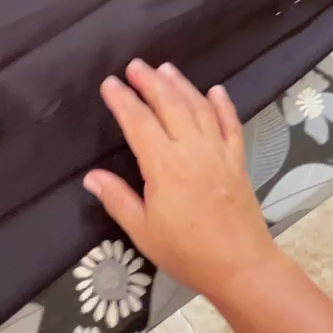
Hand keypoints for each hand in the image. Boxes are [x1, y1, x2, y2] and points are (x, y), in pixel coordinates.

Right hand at [84, 59, 283, 301]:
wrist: (241, 267)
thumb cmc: (187, 252)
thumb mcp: (143, 232)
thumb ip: (117, 200)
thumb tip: (91, 176)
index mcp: (164, 165)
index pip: (138, 122)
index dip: (123, 100)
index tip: (110, 84)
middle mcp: (191, 149)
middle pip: (169, 104)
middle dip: (150, 81)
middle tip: (135, 65)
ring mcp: (218, 152)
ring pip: (198, 108)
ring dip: (181, 85)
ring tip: (165, 68)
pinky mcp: (237, 160)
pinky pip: (231, 125)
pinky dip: (223, 105)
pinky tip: (216, 90)